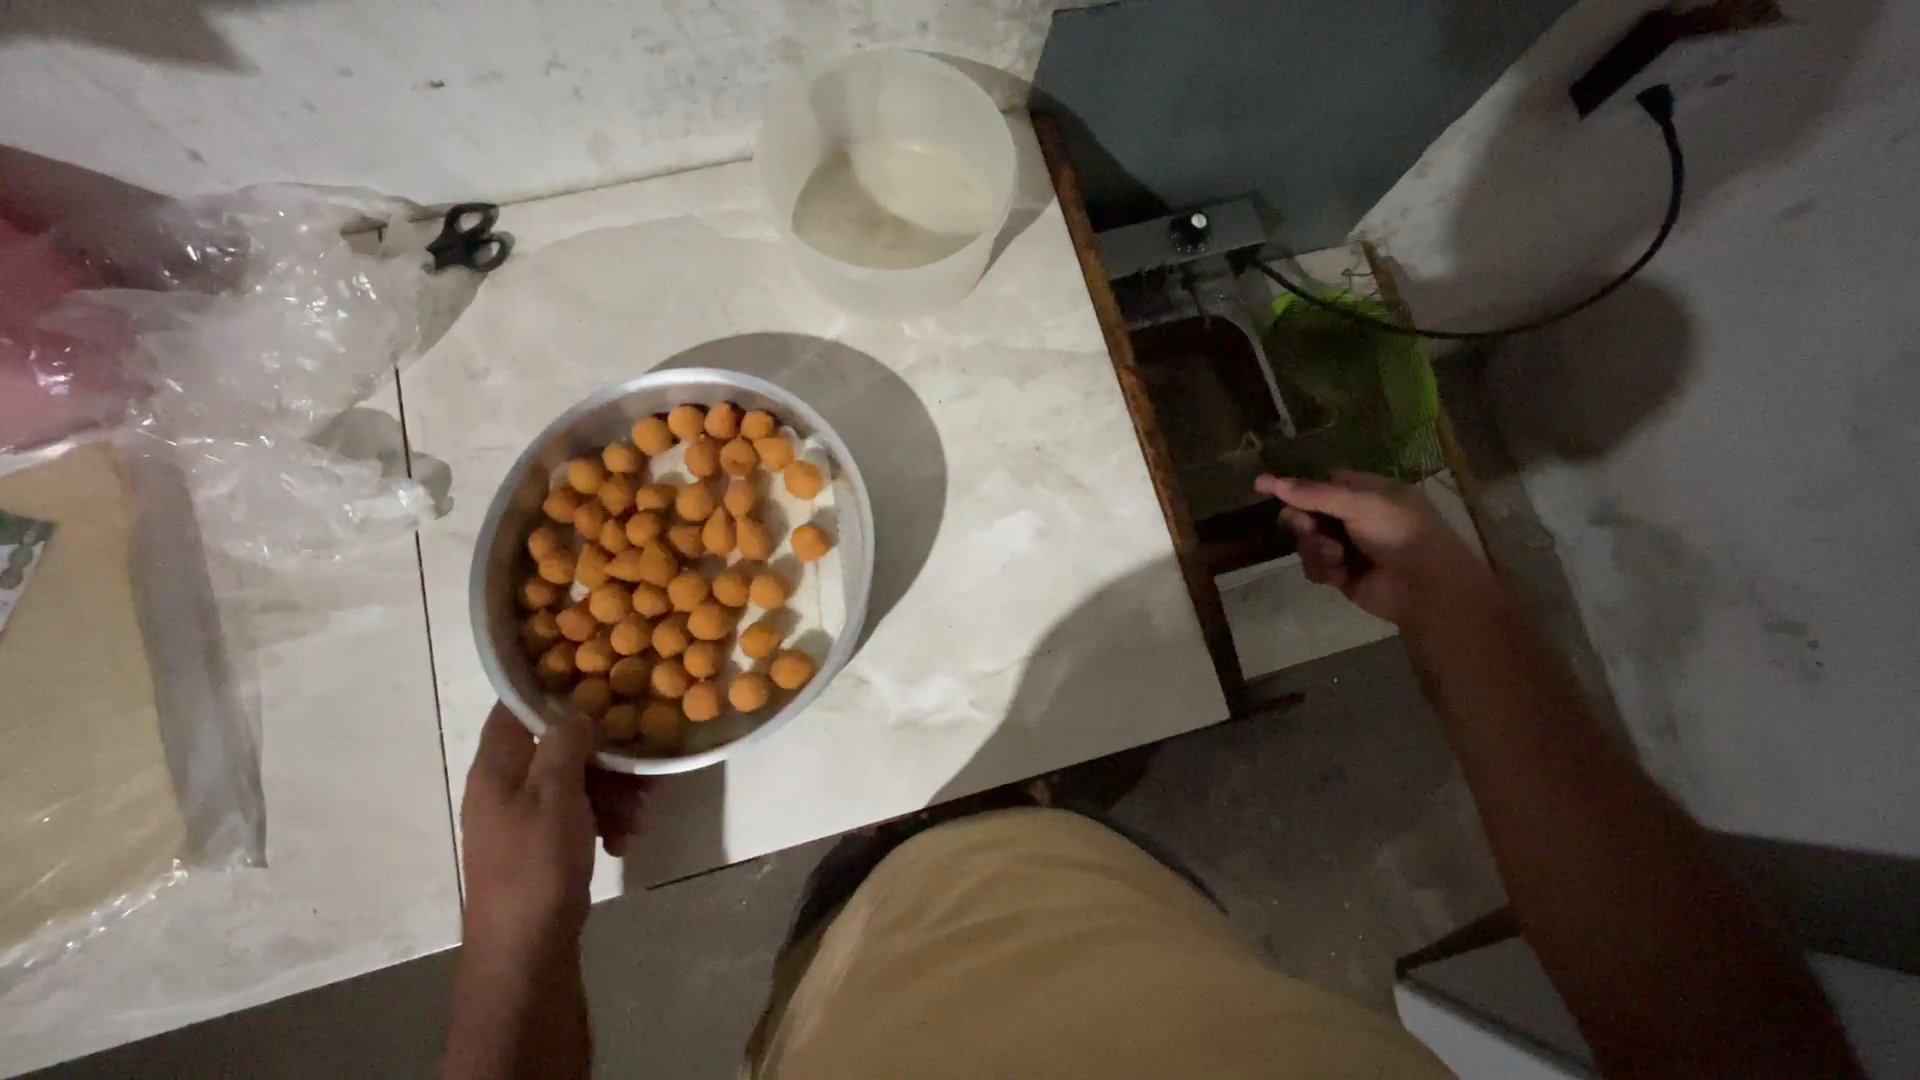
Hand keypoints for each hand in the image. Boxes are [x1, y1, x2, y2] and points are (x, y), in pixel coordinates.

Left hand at [459, 703, 648, 959]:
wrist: (525, 949)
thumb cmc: (536, 863)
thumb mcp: (555, 794)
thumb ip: (564, 745)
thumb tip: (575, 712)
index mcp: (497, 767)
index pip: (514, 707)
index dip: (550, 688)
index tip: (595, 679)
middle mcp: (506, 786)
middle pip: (557, 746)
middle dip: (604, 754)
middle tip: (640, 765)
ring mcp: (523, 818)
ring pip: (575, 782)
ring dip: (612, 791)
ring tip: (639, 814)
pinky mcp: (542, 845)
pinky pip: (578, 814)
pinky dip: (604, 820)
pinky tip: (624, 838)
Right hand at [1254, 470, 1490, 626]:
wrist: (1425, 587)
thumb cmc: (1400, 533)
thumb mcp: (1360, 504)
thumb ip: (1314, 494)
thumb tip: (1269, 481)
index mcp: (1366, 492)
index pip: (1321, 483)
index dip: (1294, 486)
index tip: (1264, 486)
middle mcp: (1354, 517)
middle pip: (1306, 513)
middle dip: (1303, 523)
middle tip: (1308, 530)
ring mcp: (1347, 547)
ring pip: (1306, 542)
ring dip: (1315, 549)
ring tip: (1335, 559)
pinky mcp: (1341, 574)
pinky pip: (1314, 566)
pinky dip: (1322, 570)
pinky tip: (1338, 575)